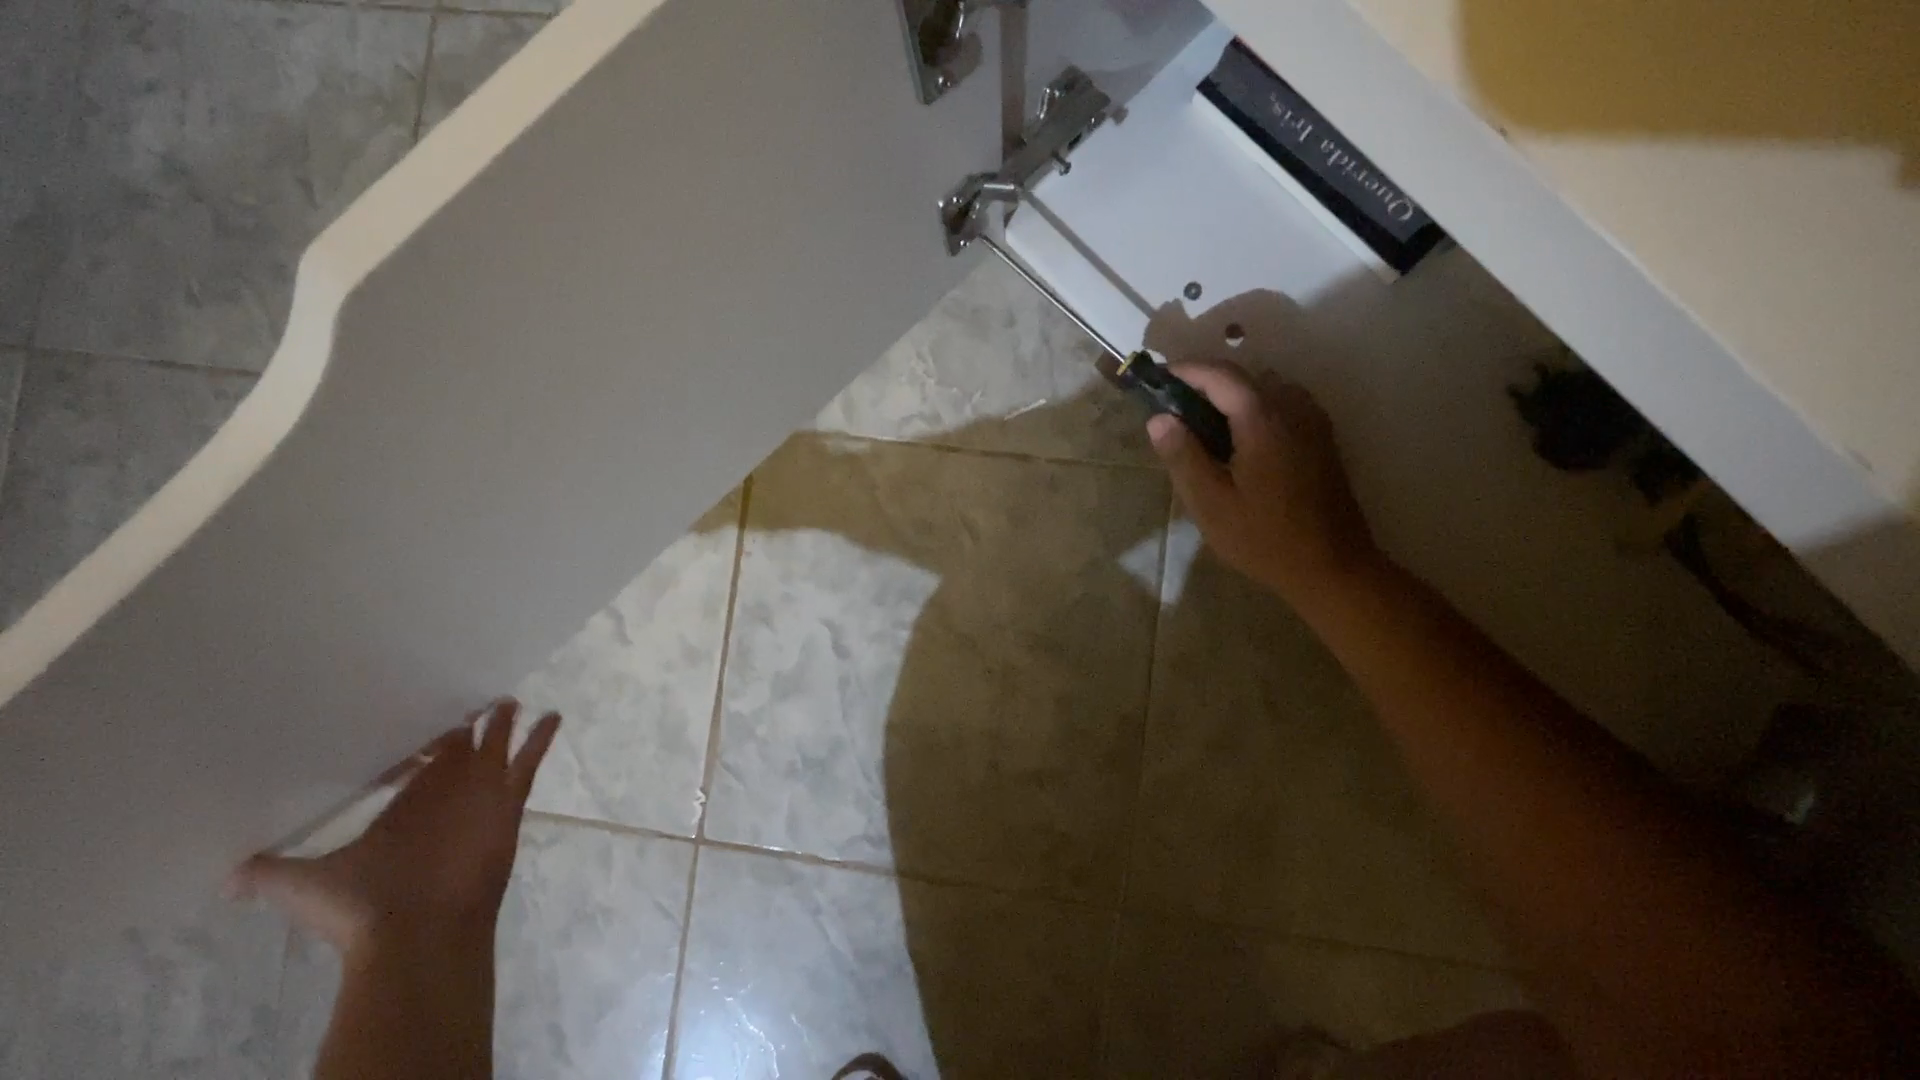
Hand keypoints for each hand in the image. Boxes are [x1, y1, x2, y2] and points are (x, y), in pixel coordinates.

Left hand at [227, 699, 559, 956]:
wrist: (414, 933)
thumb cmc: (363, 910)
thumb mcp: (302, 884)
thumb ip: (267, 873)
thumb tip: (220, 876)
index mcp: (405, 807)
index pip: (414, 761)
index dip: (414, 739)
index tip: (411, 711)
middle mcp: (444, 796)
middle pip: (459, 748)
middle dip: (464, 723)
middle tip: (466, 692)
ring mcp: (478, 797)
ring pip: (496, 749)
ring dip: (503, 724)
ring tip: (507, 697)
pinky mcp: (506, 803)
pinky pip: (528, 763)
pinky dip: (541, 740)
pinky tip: (552, 715)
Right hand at [1147, 359, 1379, 601]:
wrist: (1332, 566)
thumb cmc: (1264, 538)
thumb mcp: (1211, 504)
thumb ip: (1183, 456)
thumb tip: (1158, 419)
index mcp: (1262, 419)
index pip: (1219, 375)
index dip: (1185, 371)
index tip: (1157, 380)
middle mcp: (1292, 408)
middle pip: (1243, 377)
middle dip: (1205, 383)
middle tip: (1174, 408)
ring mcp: (1312, 422)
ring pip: (1266, 388)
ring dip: (1232, 396)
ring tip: (1205, 425)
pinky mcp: (1322, 439)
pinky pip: (1284, 406)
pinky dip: (1256, 408)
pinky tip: (1242, 441)